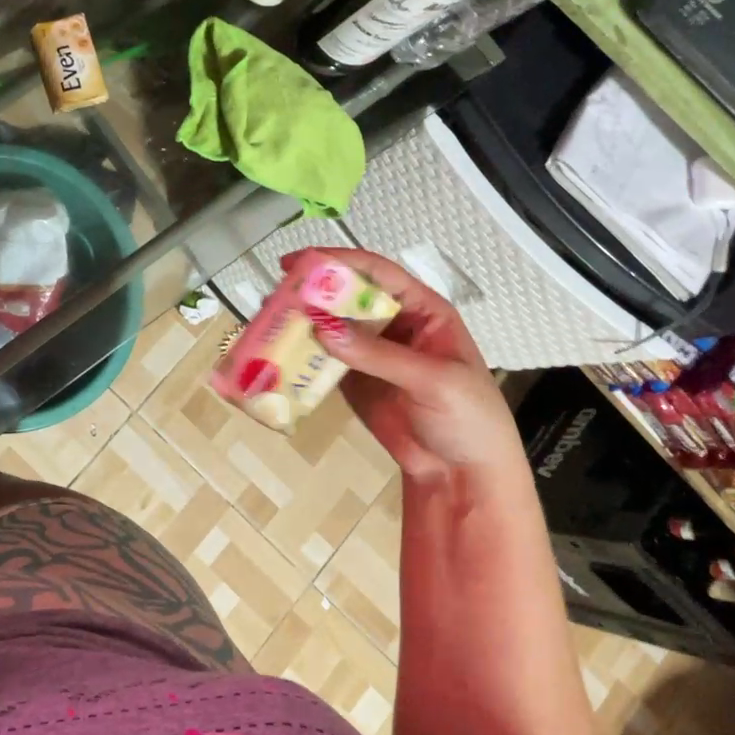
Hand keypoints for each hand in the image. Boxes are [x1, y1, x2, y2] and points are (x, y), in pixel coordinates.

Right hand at [284, 248, 521, 481]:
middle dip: (311, 292)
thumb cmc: (467, 418)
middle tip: (274, 295)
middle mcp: (392, 324)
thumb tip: (321, 327)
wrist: (461, 472)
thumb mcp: (432, 381)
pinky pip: (320, 358)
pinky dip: (298, 354)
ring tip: (266, 322)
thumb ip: (378, 354)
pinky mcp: (350, 378)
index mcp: (423, 311)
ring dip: (299, 322)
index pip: (377, 274)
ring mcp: (368, 352)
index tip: (298, 262)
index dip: (338, 262)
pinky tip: (276, 352)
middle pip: (345, 296)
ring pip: (328, 326)